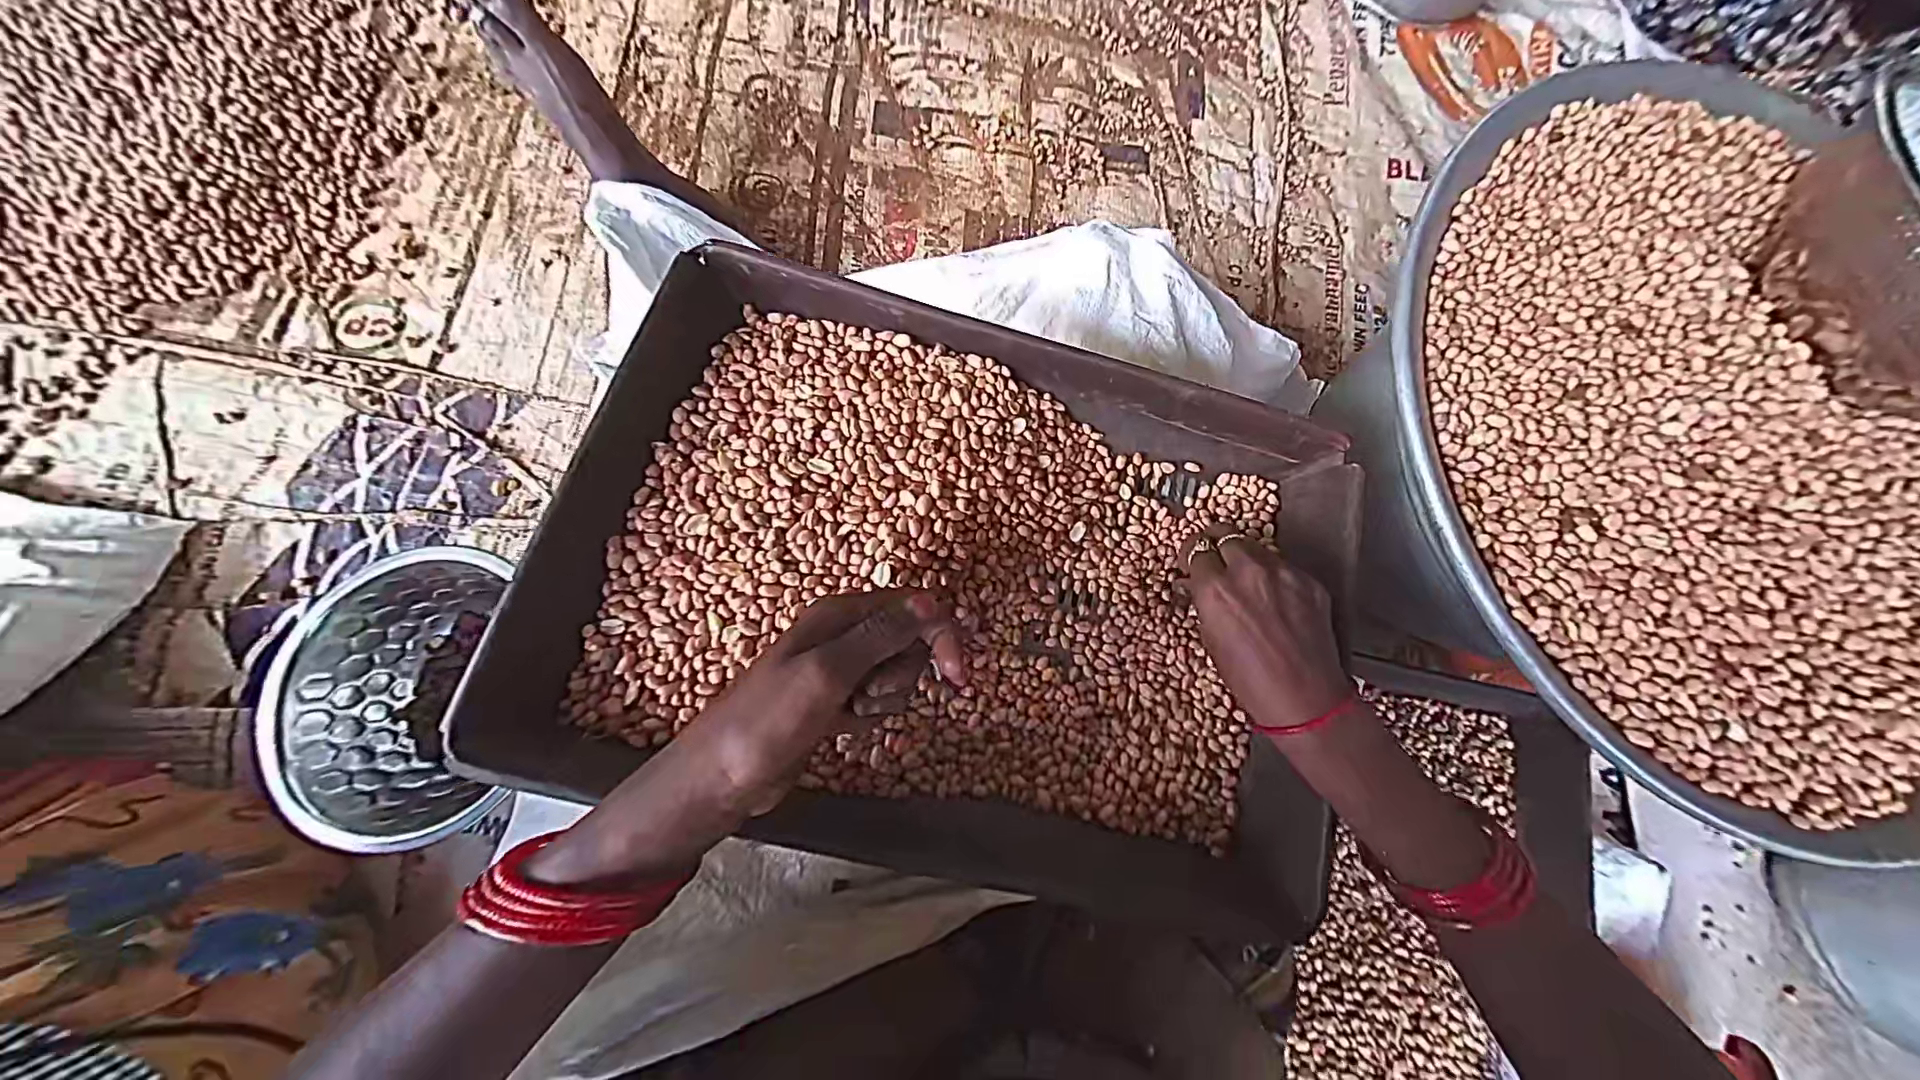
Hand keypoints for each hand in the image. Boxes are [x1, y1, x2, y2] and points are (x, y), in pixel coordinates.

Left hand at [673, 588, 967, 815]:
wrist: (723, 776)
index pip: (914, 606)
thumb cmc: (769, 719)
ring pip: (898, 673)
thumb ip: (881, 635)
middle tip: (866, 696)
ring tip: (849, 712)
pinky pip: (879, 697)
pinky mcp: (839, 698)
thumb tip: (930, 600)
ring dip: (886, 698)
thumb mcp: (828, 672)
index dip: (941, 635)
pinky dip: (871, 714)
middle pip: (910, 641)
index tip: (957, 676)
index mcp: (840, 614)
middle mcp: (843, 633)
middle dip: (902, 674)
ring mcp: (841, 667)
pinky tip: (844, 725)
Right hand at [1185, 535, 1349, 730]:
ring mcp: (1283, 573)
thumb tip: (1195, 586)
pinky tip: (1273, 598)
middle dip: (1215, 543)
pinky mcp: (1309, 581)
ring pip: (1256, 546)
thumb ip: (1203, 603)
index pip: (1197, 549)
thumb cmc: (1250, 679)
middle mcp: (1248, 572)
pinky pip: (1283, 566)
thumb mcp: (1210, 639)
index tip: (1190, 562)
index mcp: (1215, 588)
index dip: (1191, 555)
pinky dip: (1272, 574)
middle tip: (1213, 557)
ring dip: (1244, 556)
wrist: (1304, 697)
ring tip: (1243, 578)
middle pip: (1225, 533)